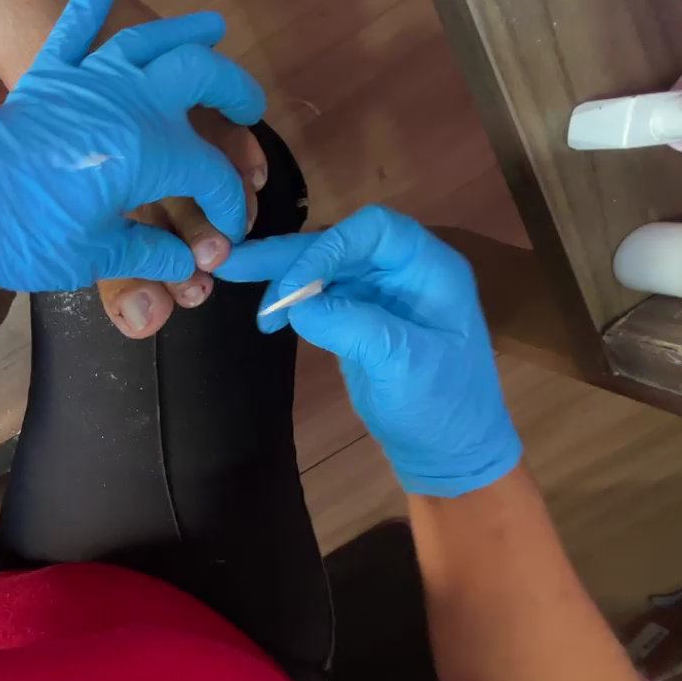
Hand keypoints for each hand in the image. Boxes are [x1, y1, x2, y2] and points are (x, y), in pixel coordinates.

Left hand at [0, 0, 263, 307]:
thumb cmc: (28, 239)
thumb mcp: (96, 256)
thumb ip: (149, 255)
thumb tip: (189, 263)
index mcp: (148, 152)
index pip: (208, 173)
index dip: (226, 205)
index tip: (228, 232)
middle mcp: (128, 101)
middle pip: (199, 78)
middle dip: (234, 93)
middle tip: (250, 109)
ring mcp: (87, 80)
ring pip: (149, 40)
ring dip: (187, 32)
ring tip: (213, 30)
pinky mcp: (48, 76)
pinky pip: (75, 26)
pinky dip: (91, 0)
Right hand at [215, 206, 521, 496]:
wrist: (447, 449)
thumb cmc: (441, 405)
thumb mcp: (404, 366)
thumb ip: (353, 327)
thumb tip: (296, 303)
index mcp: (428, 269)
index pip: (372, 231)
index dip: (327, 248)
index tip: (290, 288)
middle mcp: (401, 273)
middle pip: (339, 246)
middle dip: (288, 256)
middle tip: (234, 265)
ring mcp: (377, 296)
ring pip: (323, 270)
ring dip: (283, 281)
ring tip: (245, 296)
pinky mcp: (356, 319)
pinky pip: (319, 297)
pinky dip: (291, 304)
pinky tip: (270, 321)